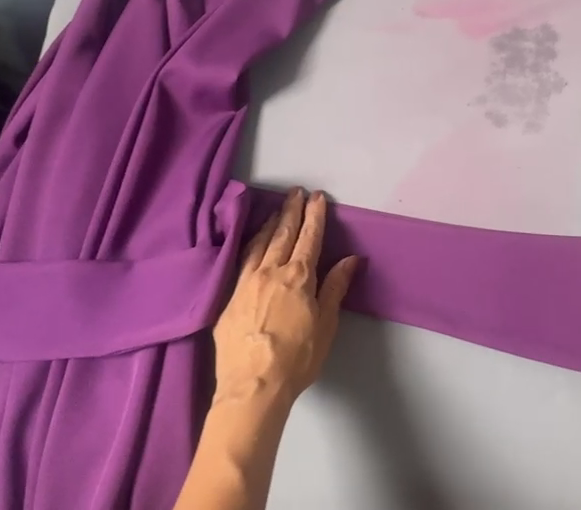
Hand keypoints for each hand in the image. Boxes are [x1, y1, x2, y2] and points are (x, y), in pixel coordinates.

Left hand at [211, 188, 360, 409]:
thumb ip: (336, 287)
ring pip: (259, 244)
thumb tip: (352, 258)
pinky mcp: (228, 300)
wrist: (252, 387)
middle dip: (292, 211)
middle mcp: (271, 272)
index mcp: (299, 276)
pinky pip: (241, 262)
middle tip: (296, 192)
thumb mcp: (326, 323)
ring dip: (270, 224)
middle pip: (283, 234)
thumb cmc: (297, 357)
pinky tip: (251, 242)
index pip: (309, 237)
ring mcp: (246, 284)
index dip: (315, 215)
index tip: (317, 197)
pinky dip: (250, 245)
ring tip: (276, 210)